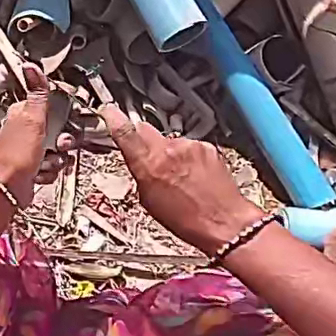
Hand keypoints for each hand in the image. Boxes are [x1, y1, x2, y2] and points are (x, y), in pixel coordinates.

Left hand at [0, 65, 75, 205]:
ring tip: (48, 162)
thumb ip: (36, 93)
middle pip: (59, 131)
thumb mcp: (31, 118)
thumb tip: (31, 66)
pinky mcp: (34, 168)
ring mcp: (30, 150)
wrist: (7, 190)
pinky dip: (51, 172)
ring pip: (58, 151)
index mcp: (23, 114)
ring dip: (57, 159)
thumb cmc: (14, 155)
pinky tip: (42, 173)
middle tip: (58, 145)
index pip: (52, 107)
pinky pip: (53, 167)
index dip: (64, 116)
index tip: (67, 123)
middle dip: (63, 142)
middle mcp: (26, 131)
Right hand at [100, 102, 265, 253]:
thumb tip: (137, 161)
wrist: (225, 223)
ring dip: (170, 154)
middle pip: (147, 132)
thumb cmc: (188, 220)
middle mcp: (170, 150)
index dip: (115, 119)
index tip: (109, 112)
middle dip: (144, 142)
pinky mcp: (206, 147)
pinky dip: (188, 158)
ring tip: (179, 178)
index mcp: (150, 164)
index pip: (126, 132)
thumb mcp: (149, 201)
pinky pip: (189, 146)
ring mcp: (190, 146)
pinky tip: (193, 176)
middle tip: (149, 161)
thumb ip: (140, 174)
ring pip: (170, 141)